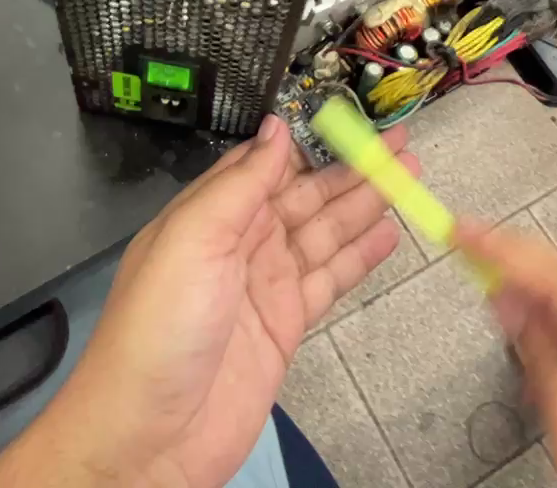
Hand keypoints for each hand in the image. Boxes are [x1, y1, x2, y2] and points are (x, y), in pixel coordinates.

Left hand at [0, 115, 416, 487]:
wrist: (149, 437)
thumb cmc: (160, 326)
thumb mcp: (193, 239)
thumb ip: (240, 183)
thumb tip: (275, 127)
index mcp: (212, 212)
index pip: (268, 163)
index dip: (311, 141)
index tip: (350, 119)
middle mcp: (241, 240)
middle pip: (306, 194)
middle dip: (351, 168)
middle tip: (399, 144)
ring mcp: (266, 283)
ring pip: (325, 231)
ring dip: (364, 203)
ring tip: (407, 176)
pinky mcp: (286, 324)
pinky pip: (330, 278)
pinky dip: (359, 255)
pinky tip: (387, 233)